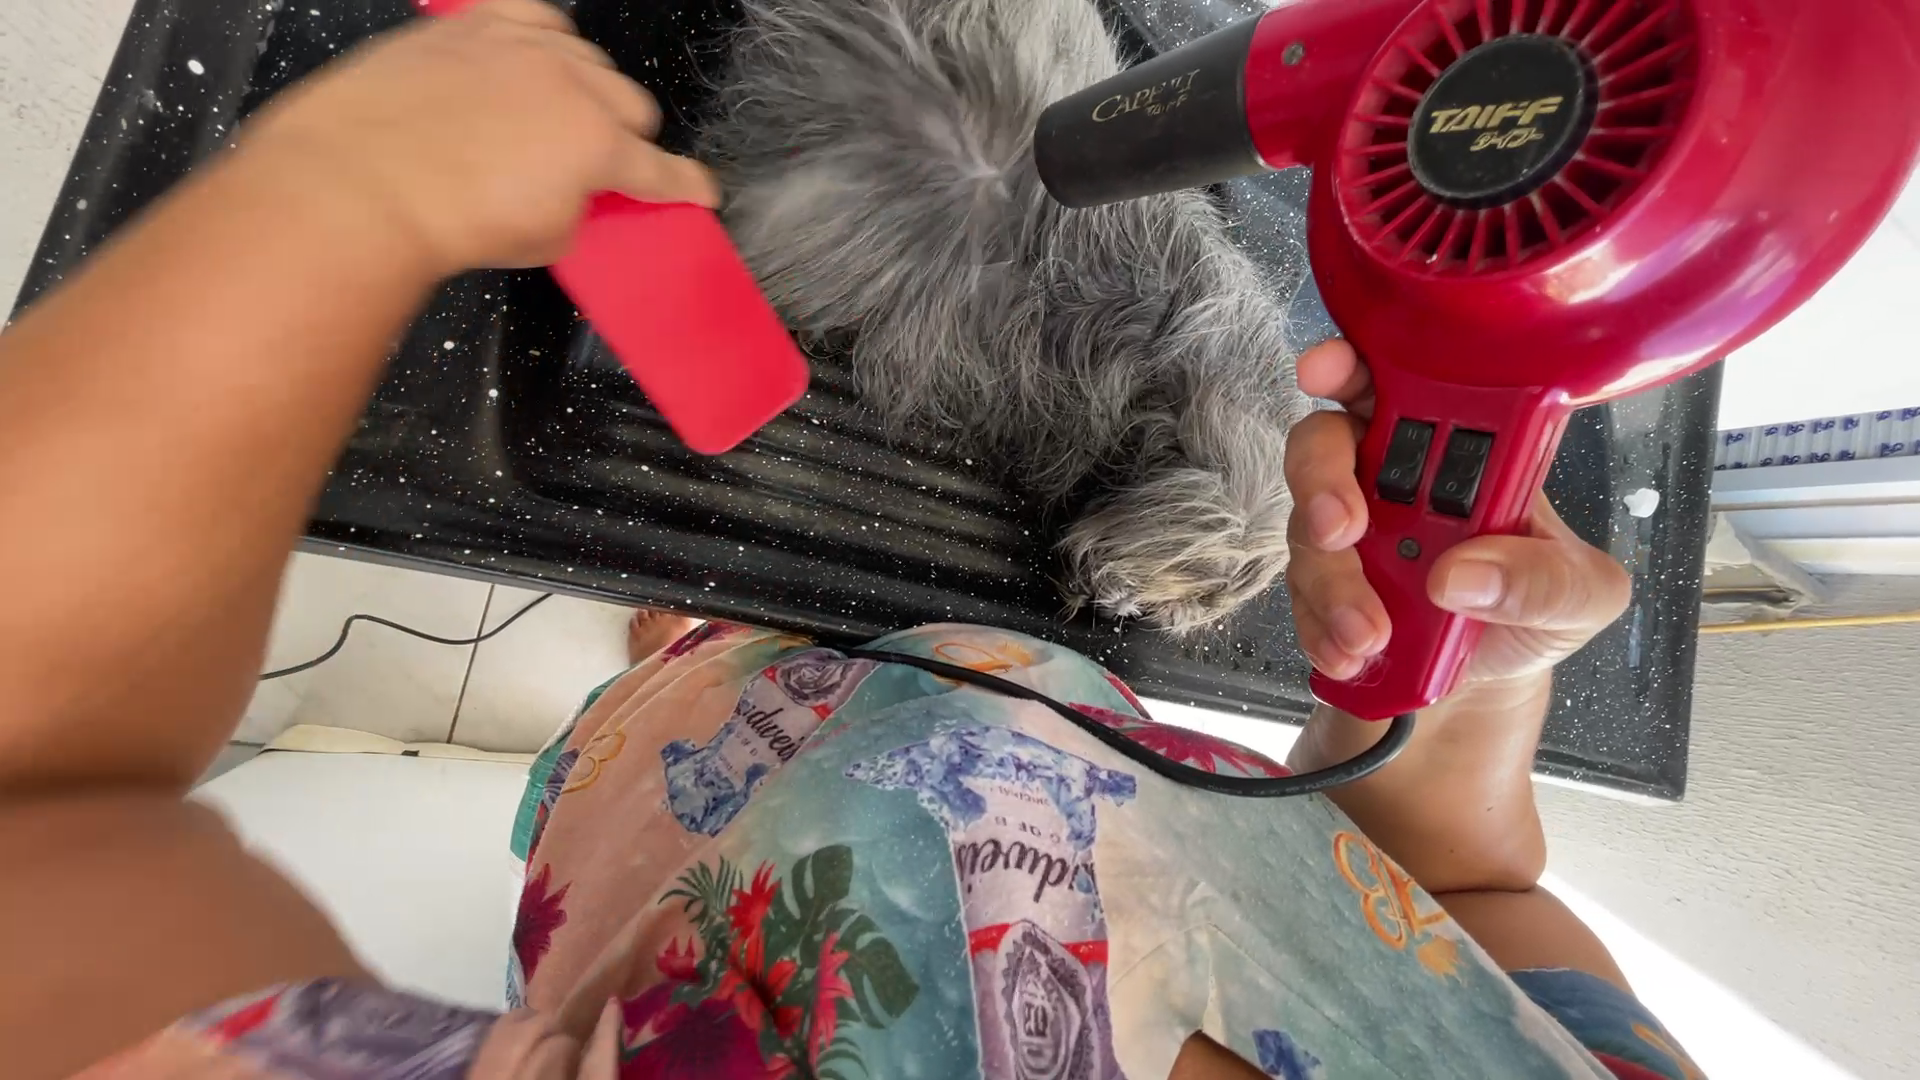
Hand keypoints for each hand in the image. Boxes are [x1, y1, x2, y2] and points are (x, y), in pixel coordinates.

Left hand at [240, 0, 718, 272]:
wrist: (363, 183)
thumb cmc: (460, 221)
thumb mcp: (552, 236)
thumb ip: (587, 204)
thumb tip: (584, 187)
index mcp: (599, 146)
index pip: (666, 171)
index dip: (691, 187)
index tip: (703, 192)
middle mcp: (571, 85)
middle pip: (635, 103)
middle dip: (628, 137)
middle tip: (600, 164)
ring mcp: (520, 46)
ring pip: (591, 56)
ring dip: (590, 90)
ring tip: (561, 115)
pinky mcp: (471, 25)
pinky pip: (535, 15)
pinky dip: (545, 40)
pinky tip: (530, 63)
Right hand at [1284, 339, 1630, 690]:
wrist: (1483, 683)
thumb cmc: (1530, 611)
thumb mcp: (1582, 596)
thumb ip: (1545, 579)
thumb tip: (1463, 575)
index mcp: (1455, 449)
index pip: (1393, 382)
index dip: (1350, 364)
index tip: (1323, 370)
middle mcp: (1388, 479)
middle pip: (1322, 443)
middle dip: (1321, 480)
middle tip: (1342, 530)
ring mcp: (1345, 533)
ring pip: (1304, 528)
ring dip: (1331, 583)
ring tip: (1369, 635)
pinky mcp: (1316, 584)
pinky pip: (1296, 594)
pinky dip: (1318, 626)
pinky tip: (1350, 654)